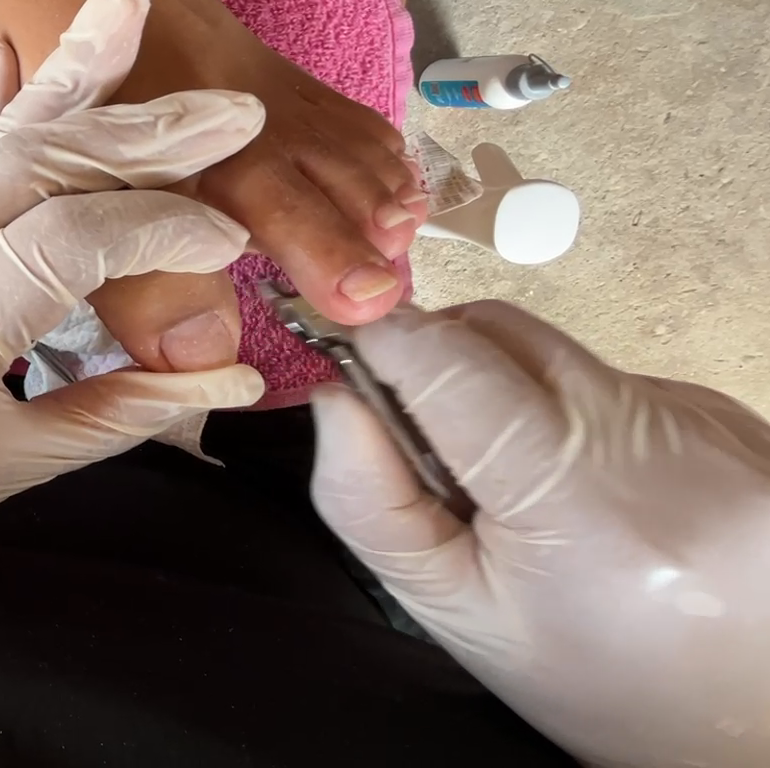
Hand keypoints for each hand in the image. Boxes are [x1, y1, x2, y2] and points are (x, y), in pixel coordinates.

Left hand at [0, 0, 268, 586]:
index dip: (156, 230)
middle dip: (132, 134)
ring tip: (125, 10)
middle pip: (28, 170)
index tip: (230, 236)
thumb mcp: (6, 467)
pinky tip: (8, 47)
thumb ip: (116, 413)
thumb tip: (230, 369)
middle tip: (228, 108)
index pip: (64, 245)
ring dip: (66, 84)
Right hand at [310, 302, 769, 767]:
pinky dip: (553, 402)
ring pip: (545, 349)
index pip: (453, 365)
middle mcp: (669, 452)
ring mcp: (718, 429)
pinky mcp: (737, 420)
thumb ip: (364, 500)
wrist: (757, 728)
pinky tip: (574, 473)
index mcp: (587, 511)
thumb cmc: (584, 675)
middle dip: (428, 351)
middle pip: (498, 333)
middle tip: (409, 417)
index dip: (380, 337)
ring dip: (490, 378)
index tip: (336, 338)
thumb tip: (334, 396)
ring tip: (502, 464)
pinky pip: (599, 374)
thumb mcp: (446, 605)